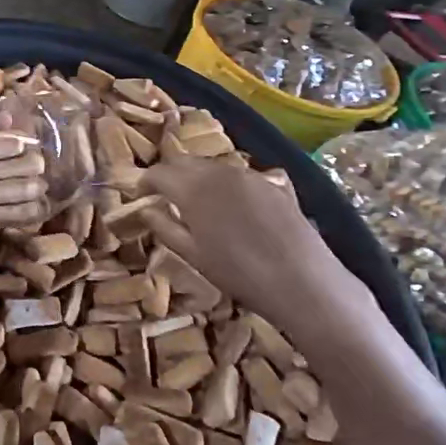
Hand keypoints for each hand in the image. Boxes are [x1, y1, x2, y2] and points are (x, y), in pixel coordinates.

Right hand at [138, 149, 373, 335]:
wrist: (304, 283)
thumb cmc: (239, 274)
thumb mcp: (192, 255)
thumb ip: (164, 227)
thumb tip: (146, 209)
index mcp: (193, 188)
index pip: (158, 172)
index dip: (145, 183)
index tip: (140, 197)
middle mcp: (219, 172)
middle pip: (185, 161)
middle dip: (170, 174)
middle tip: (164, 197)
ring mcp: (250, 174)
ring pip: (212, 166)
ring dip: (197, 178)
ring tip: (198, 203)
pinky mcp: (274, 183)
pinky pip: (239, 175)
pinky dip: (226, 184)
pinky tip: (232, 207)